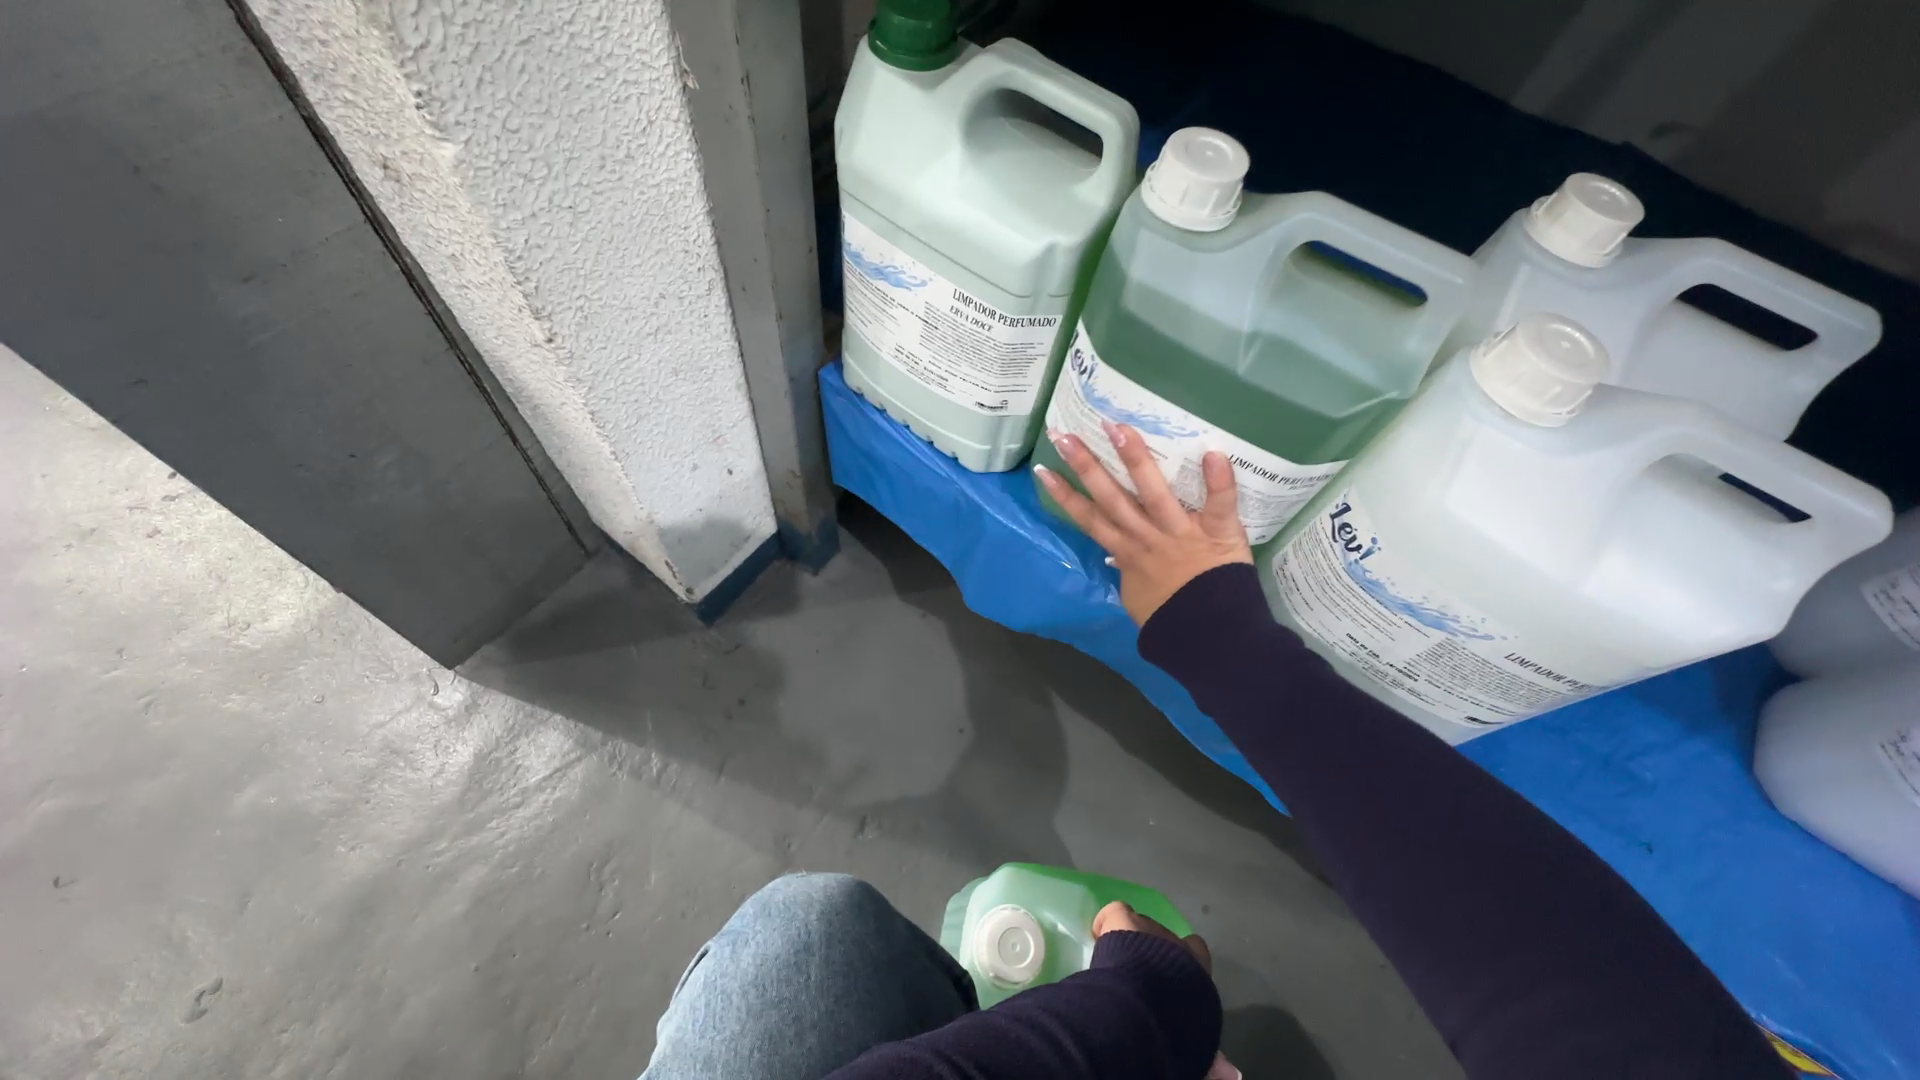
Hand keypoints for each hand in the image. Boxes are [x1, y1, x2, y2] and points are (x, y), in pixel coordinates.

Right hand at [1035, 422, 1252, 625]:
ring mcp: (1180, 533)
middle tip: (1064, 434)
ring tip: (1118, 428)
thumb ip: (1126, 571)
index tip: (1043, 469)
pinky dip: (1219, 480)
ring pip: (1153, 492)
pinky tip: (1213, 452)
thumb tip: (1114, 557)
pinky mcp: (1218, 533)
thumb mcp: (1135, 598)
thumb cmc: (1172, 620)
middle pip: (1111, 498)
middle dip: (1086, 465)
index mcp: (1127, 552)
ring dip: (1135, 459)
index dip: (1064, 495)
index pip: (1089, 518)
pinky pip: (1220, 504)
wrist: (1211, 637)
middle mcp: (1147, 537)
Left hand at [1092, 902, 1239, 1079]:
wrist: (1149, 1008)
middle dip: (1153, 955)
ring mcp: (1150, 928)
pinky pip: (1115, 912)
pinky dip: (1106, 922)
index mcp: (1198, 970)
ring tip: (1118, 965)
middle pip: (1165, 942)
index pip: (1198, 953)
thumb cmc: (1176, 1027)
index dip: (1181, 963)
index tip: (1169, 978)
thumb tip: (1234, 1075)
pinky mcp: (1125, 920)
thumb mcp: (1196, 1043)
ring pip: (1139, 928)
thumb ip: (1213, 1057)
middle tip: (1139, 977)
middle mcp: (1177, 944)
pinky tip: (1099, 936)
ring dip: (1130, 944)